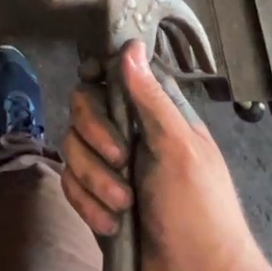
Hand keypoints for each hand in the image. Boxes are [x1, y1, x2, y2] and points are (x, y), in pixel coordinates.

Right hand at [61, 41, 271, 270]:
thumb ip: (151, 99)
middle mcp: (129, 134)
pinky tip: (112, 223)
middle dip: (95, 135)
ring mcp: (109, 167)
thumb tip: (131, 46)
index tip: (92, 82)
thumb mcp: (181, 151)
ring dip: (95, 179)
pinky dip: (88, 204)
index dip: (98, 75)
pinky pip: (70, 183)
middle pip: (84, 106)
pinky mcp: (94, 197)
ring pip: (72, 145)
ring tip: (123, 205)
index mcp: (156, 116)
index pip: (116, 76)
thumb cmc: (201, 213)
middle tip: (120, 160)